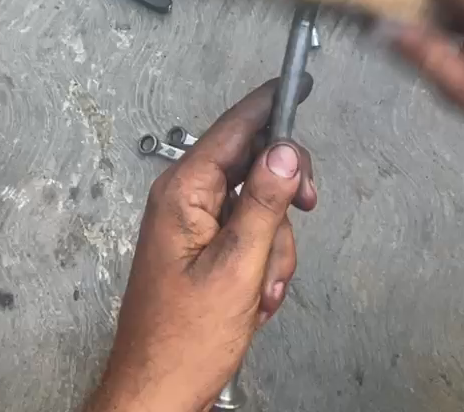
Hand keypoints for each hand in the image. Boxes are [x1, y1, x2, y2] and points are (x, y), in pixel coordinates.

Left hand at [85, 83, 316, 411]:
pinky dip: (265, 261)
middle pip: (253, 163)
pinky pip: (251, 232)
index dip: (270, 103)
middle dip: (283, 194)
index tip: (300, 83)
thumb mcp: (237, 267)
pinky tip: (257, 295)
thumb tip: (285, 150)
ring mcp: (196, 222)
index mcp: (184, 190)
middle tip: (306, 206)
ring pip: (260, 204)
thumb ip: (264, 203)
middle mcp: (187, 197)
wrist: (156, 397)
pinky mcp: (205, 245)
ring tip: (263, 287)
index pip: (235, 127)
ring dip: (275, 244)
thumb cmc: (182, 341)